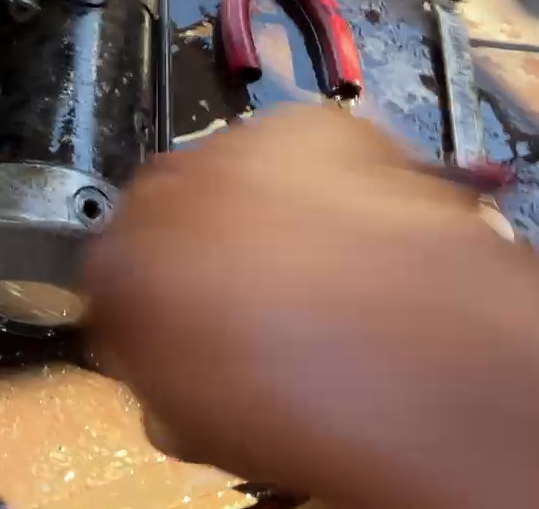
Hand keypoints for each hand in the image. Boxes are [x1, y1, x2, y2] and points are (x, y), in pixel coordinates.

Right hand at [81, 106, 538, 504]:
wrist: (428, 363)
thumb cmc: (311, 404)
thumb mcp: (201, 415)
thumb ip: (160, 365)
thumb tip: (167, 352)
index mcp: (123, 265)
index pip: (110, 264)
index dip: (152, 296)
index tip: (182, 317)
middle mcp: (162, 190)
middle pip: (160, 204)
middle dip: (195, 241)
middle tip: (248, 292)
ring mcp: (235, 148)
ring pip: (222, 168)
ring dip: (250, 202)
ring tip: (307, 259)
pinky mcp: (309, 124)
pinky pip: (292, 147)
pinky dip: (312, 175)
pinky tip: (344, 223)